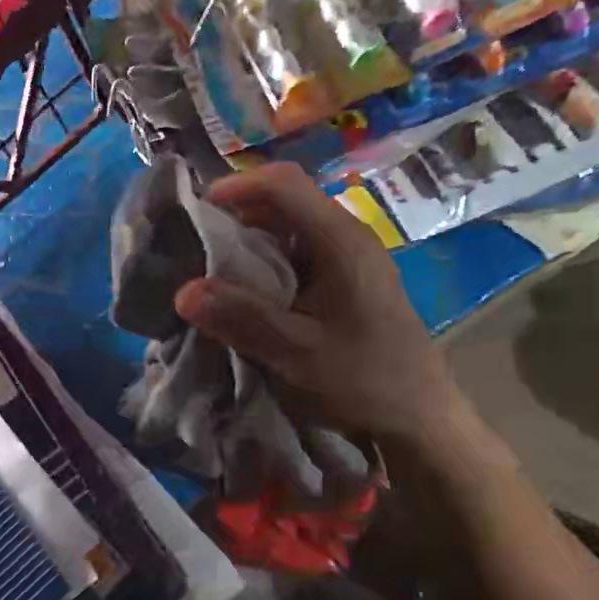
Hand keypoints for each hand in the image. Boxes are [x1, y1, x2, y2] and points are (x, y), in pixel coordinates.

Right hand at [174, 163, 453, 442]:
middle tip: (191, 245)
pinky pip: (292, 252)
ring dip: (244, 240)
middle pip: (282, 200)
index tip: (194, 211)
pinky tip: (240, 291)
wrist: (414, 415)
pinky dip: (260, 261)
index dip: (236, 186)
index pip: (284, 184)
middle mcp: (345, 238)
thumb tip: (183, 291)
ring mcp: (345, 258)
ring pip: (285, 227)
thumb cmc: (360, 379)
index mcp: (340, 242)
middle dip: (232, 215)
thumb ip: (242, 318)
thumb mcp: (295, 352)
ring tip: (207, 269)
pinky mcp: (340, 279)